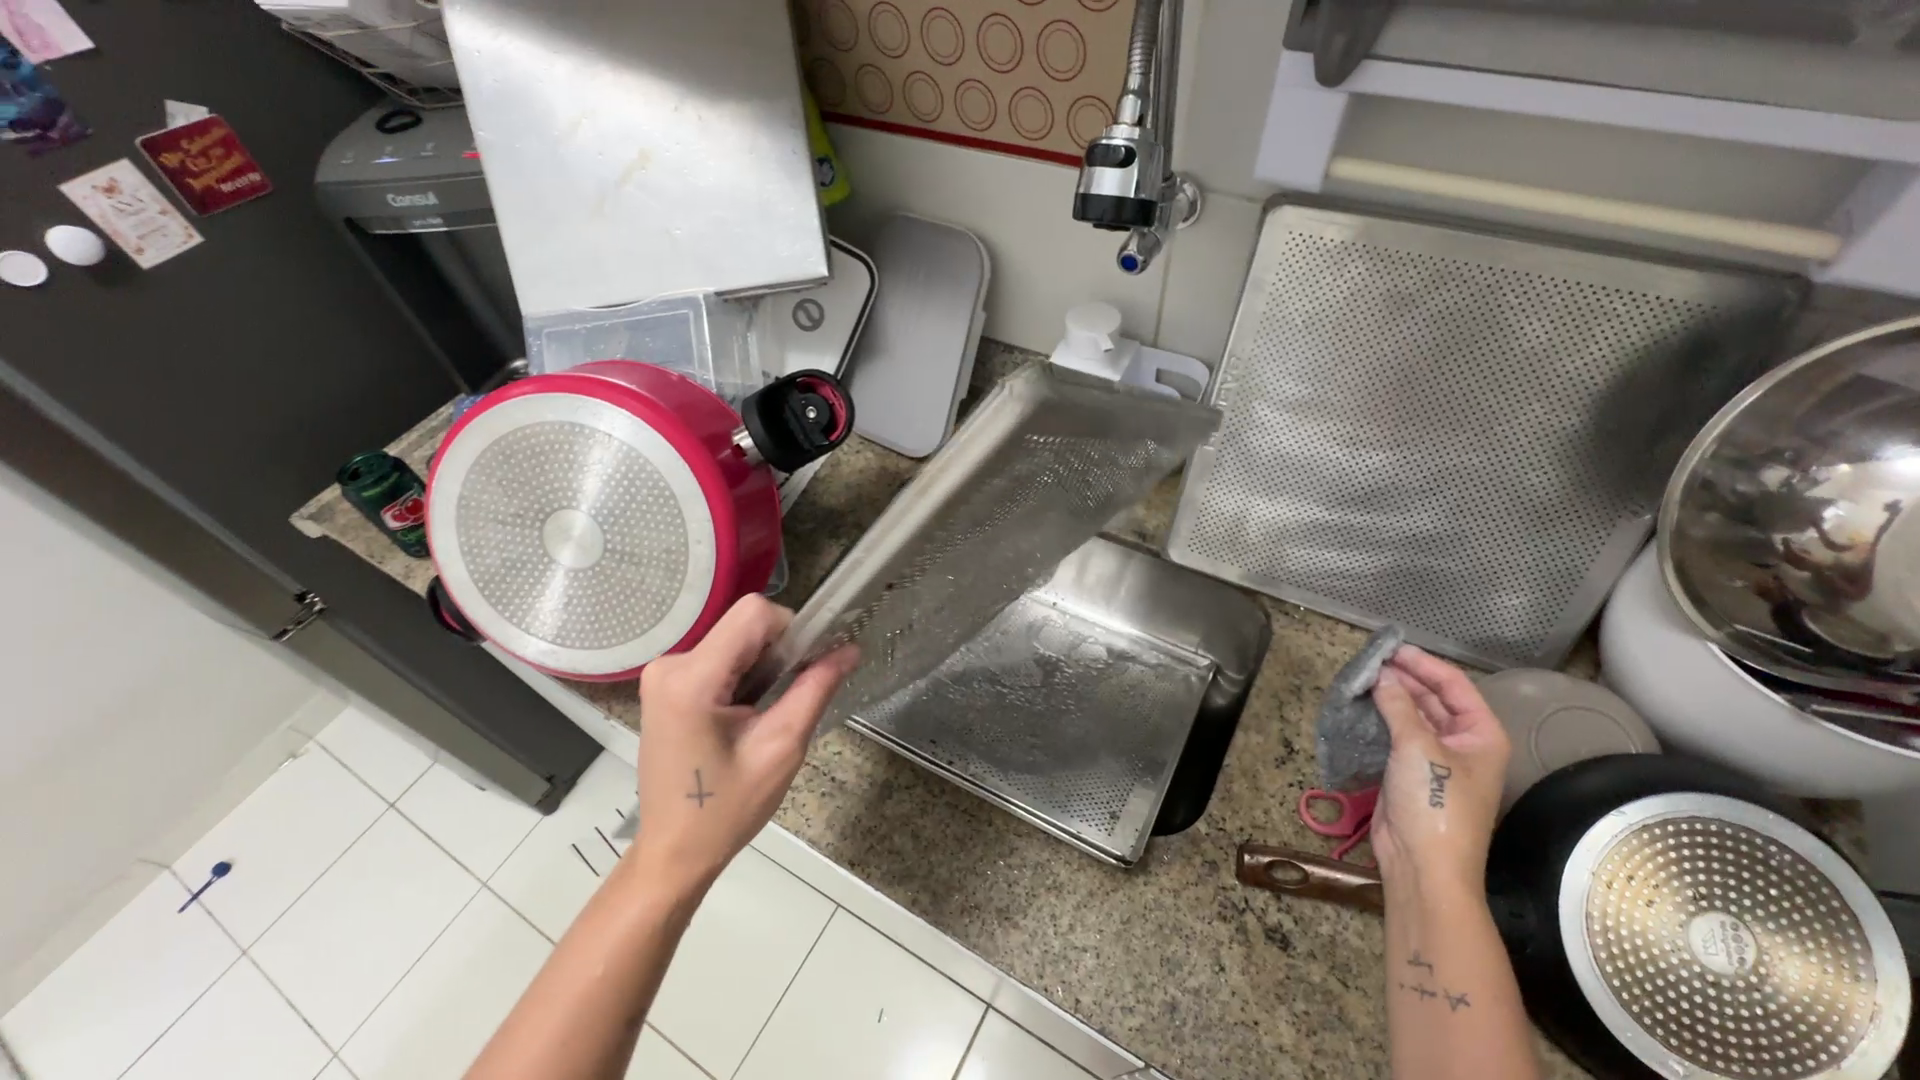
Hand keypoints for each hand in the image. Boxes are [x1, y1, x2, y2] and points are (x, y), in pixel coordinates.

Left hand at [631, 595, 857, 897]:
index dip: (792, 631)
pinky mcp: (666, 685)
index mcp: (692, 679)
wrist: (674, 849)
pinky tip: (746, 715)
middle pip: (743, 625)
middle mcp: (670, 665)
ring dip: (761, 666)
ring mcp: (663, 674)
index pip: (754, 614)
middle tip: (789, 700)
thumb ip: (815, 688)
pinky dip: (742, 674)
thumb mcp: (782, 747)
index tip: (807, 668)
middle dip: (778, 652)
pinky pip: (718, 657)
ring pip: (733, 640)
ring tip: (766, 714)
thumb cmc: (727, 808)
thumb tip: (849, 649)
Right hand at [1368, 646, 1508, 892]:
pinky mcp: (1410, 775)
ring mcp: (1436, 760)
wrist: (1424, 864)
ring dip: (1389, 699)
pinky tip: (1358, 708)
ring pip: (1412, 718)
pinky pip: (1395, 738)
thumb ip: (1399, 707)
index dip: (1423, 664)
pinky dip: (1379, 721)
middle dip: (1403, 679)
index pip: (1454, 685)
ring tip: (1360, 679)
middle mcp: (1463, 744)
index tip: (1391, 647)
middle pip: (1433, 699)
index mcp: (1482, 734)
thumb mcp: (1418, 747)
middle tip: (1369, 662)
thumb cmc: (1436, 803)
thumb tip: (1381, 676)